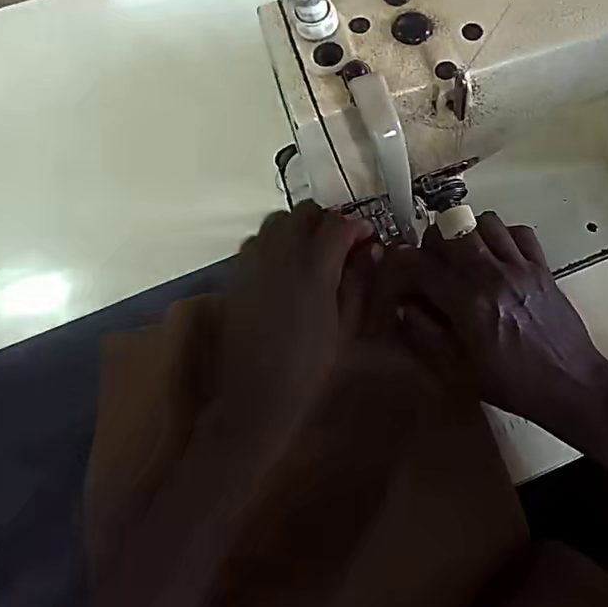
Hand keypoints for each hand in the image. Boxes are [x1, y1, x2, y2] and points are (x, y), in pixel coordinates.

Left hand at [221, 201, 376, 404]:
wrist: (256, 394)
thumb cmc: (310, 365)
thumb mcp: (347, 324)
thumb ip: (359, 281)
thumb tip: (370, 252)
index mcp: (315, 268)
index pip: (339, 225)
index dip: (357, 227)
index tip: (367, 237)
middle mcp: (281, 256)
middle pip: (305, 213)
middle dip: (326, 221)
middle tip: (340, 242)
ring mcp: (254, 263)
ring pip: (277, 221)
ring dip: (298, 228)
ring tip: (311, 250)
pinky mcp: (236, 275)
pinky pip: (256, 241)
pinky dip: (273, 242)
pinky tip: (283, 266)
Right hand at [382, 213, 607, 432]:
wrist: (569, 382)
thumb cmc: (512, 383)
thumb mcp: (457, 371)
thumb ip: (425, 334)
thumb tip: (403, 304)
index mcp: (468, 303)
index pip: (420, 264)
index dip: (400, 265)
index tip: (398, 273)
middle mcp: (492, 275)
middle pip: (450, 230)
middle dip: (431, 243)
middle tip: (430, 263)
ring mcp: (520, 266)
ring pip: (484, 222)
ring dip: (467, 232)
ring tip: (464, 255)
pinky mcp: (542, 265)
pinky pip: (519, 231)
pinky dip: (503, 235)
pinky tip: (497, 255)